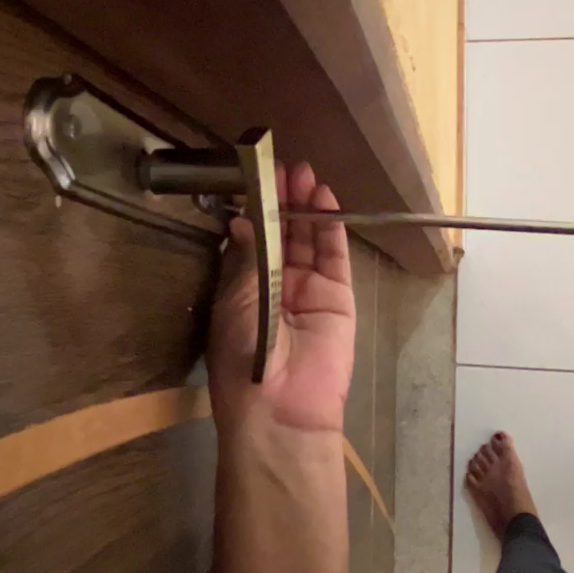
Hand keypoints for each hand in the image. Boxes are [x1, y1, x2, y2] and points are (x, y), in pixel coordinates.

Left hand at [206, 161, 356, 434]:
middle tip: (284, 167)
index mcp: (242, 287)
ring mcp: (308, 289)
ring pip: (308, 238)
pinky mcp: (337, 295)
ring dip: (306, 206)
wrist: (279, 406)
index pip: (251, 238)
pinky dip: (330, 226)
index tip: (256, 176)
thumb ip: (247, 256)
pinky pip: (333, 254)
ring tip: (304, 173)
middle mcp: (275, 284)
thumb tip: (243, 218)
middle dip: (282, 200)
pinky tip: (324, 198)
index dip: (256, 209)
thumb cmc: (244, 353)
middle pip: (281, 233)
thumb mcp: (236, 300)